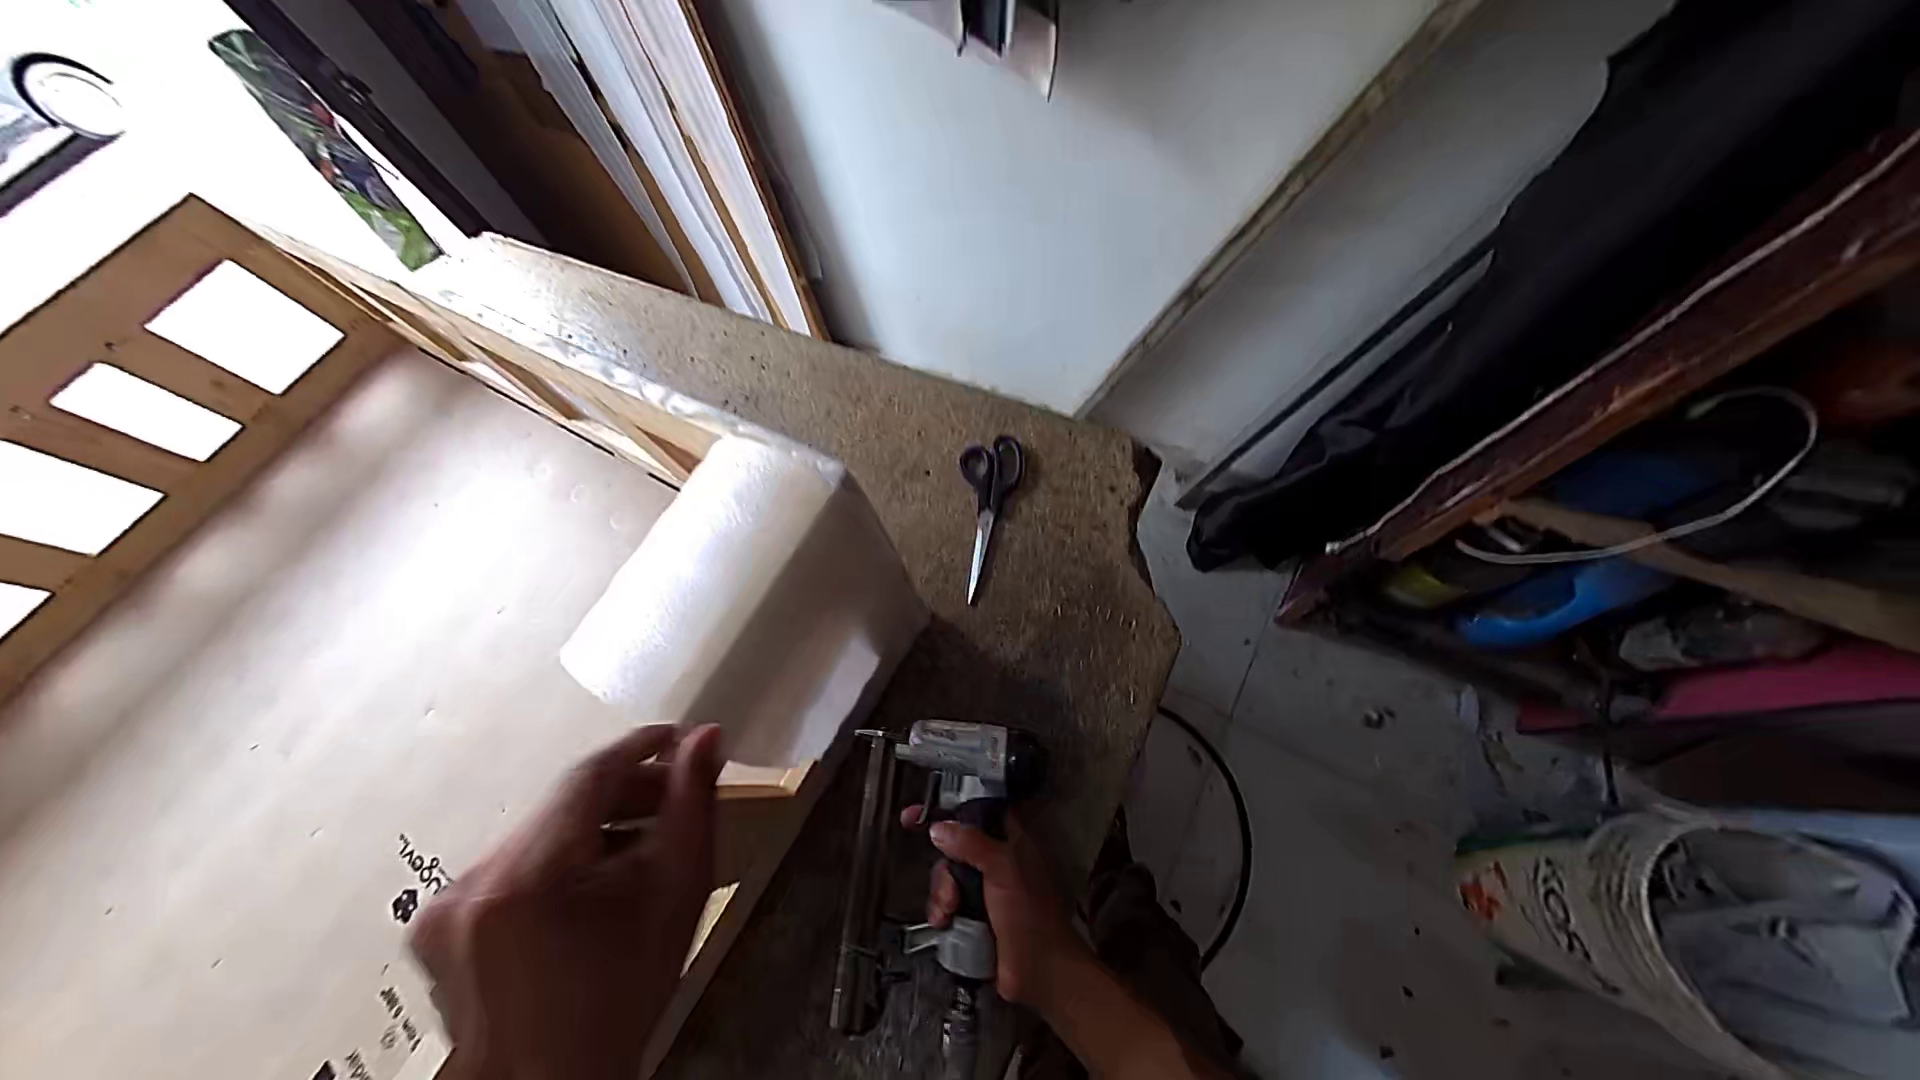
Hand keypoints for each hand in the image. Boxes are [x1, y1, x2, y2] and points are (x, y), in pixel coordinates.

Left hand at [410, 725, 723, 1079]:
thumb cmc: (626, 994)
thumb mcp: (679, 891)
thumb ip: (694, 804)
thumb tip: (705, 738)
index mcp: (529, 878)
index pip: (590, 774)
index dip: (641, 746)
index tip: (678, 737)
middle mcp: (474, 883)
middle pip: (565, 800)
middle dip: (626, 791)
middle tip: (674, 796)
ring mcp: (448, 904)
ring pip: (543, 827)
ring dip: (597, 821)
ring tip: (643, 840)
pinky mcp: (441, 919)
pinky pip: (516, 858)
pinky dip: (563, 853)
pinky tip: (600, 874)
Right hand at [900, 805, 1090, 1008]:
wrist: (1039, 974)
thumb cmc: (1032, 916)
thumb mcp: (1003, 868)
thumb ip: (971, 843)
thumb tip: (939, 829)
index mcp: (1011, 837)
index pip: (976, 810)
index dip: (949, 809)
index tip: (917, 815)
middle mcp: (996, 858)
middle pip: (952, 846)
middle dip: (944, 867)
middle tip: (950, 888)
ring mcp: (984, 887)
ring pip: (946, 875)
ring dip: (942, 893)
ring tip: (950, 910)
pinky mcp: (973, 913)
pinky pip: (945, 902)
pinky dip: (941, 910)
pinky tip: (946, 921)